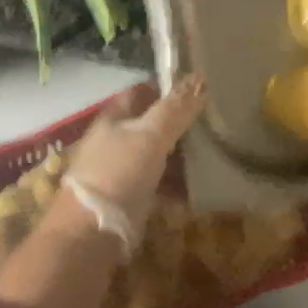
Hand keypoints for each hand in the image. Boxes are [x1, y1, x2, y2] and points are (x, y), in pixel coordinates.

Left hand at [61, 76, 206, 247]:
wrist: (93, 229)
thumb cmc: (119, 172)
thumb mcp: (151, 134)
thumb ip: (175, 108)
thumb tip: (201, 78)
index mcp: (114, 118)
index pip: (140, 92)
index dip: (165, 87)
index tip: (197, 90)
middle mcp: (115, 141)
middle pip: (150, 125)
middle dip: (179, 124)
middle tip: (213, 123)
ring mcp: (121, 170)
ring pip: (157, 156)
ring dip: (181, 156)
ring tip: (214, 155)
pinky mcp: (130, 197)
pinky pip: (159, 184)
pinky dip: (177, 185)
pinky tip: (199, 188)